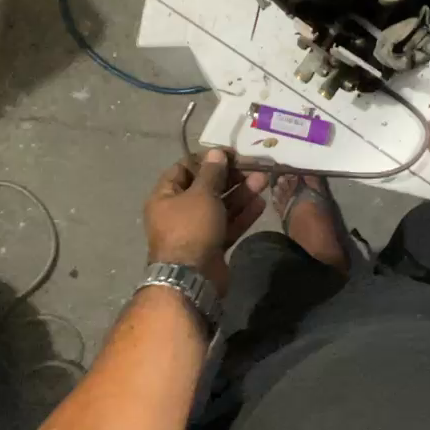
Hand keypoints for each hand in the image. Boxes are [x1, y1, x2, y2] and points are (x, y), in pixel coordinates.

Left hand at [143, 149, 268, 294]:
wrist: (192, 278)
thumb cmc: (191, 228)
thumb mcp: (201, 195)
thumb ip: (211, 173)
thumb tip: (216, 152)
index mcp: (165, 196)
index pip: (184, 169)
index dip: (206, 159)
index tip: (229, 154)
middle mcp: (179, 211)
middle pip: (206, 188)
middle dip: (230, 177)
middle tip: (252, 167)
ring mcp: (196, 230)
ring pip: (220, 206)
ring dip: (241, 194)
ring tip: (263, 180)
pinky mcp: (213, 245)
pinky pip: (228, 225)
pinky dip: (242, 215)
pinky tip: (260, 203)